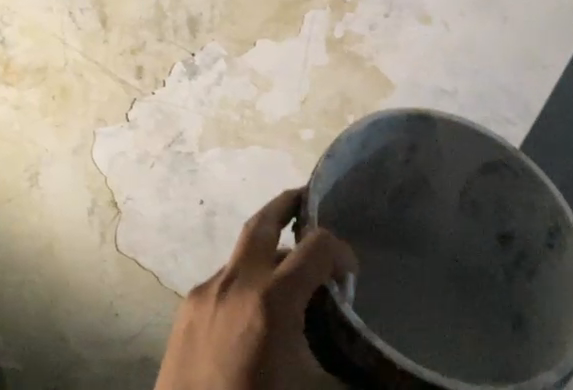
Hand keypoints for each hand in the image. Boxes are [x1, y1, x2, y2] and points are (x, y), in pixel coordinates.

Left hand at [154, 189, 357, 389]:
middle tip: (309, 200)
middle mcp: (235, 284)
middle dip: (288, 205)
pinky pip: (223, 281)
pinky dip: (246, 281)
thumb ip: (351, 365)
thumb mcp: (317, 389)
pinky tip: (256, 310)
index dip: (341, 253)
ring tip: (290, 269)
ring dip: (268, 251)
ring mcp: (204, 295)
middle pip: (264, 222)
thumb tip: (388, 367)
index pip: (317, 246)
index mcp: (272, 300)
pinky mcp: (184, 314)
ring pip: (241, 254)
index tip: (351, 275)